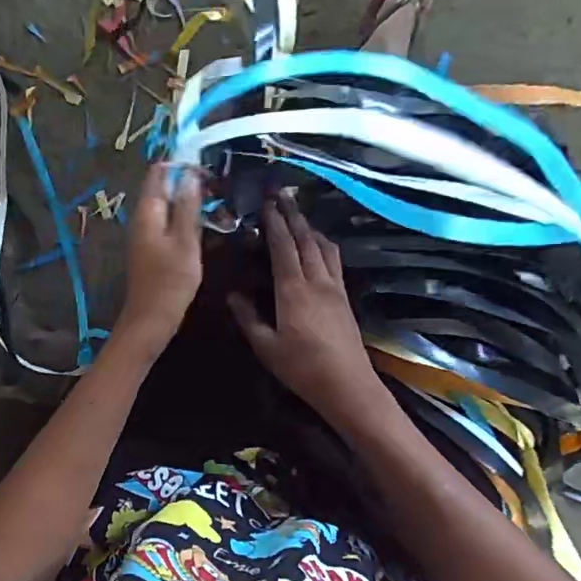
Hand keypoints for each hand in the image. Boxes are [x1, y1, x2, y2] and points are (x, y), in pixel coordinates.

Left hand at [116, 163, 206, 349]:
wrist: (151, 319)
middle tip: (219, 186)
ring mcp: (146, 234)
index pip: (158, 172)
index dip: (181, 164)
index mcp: (147, 212)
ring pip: (168, 207)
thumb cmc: (170, 280)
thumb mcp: (185, 240)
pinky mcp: (152, 248)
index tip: (209, 168)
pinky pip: (169, 224)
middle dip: (188, 182)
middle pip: (163, 188)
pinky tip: (204, 226)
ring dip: (189, 202)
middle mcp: (142, 218)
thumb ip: (187, 206)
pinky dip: (185, 220)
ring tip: (217, 203)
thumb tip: (190, 174)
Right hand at [228, 194, 386, 418]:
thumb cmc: (301, 367)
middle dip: (294, 216)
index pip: (283, 247)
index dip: (275, 224)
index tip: (266, 205)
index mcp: (293, 290)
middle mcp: (317, 281)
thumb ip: (249, 318)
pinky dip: (323, 245)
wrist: (347, 384)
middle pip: (306, 240)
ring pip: (324, 247)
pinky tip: (319, 246)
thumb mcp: (266, 346)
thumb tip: (233, 295)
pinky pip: (334, 261)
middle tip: (283, 197)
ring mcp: (334, 288)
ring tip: (299, 217)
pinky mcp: (344, 298)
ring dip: (310, 228)